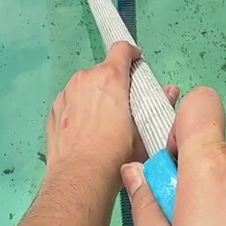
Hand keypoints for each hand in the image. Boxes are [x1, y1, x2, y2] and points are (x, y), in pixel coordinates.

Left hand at [43, 42, 178, 190]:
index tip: (137, 65)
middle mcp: (86, 77)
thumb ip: (158, 106)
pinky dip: (77, 109)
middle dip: (113, 82)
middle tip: (121, 106)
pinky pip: (70, 102)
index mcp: (111, 77)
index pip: (122, 49)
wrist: (80, 177)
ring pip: (85, 85)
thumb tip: (172, 89)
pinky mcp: (53, 109)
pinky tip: (82, 132)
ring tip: (100, 122)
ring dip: (94, 95)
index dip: (131, 54)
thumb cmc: (117, 153)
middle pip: (103, 70)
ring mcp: (67, 92)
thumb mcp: (144, 132)